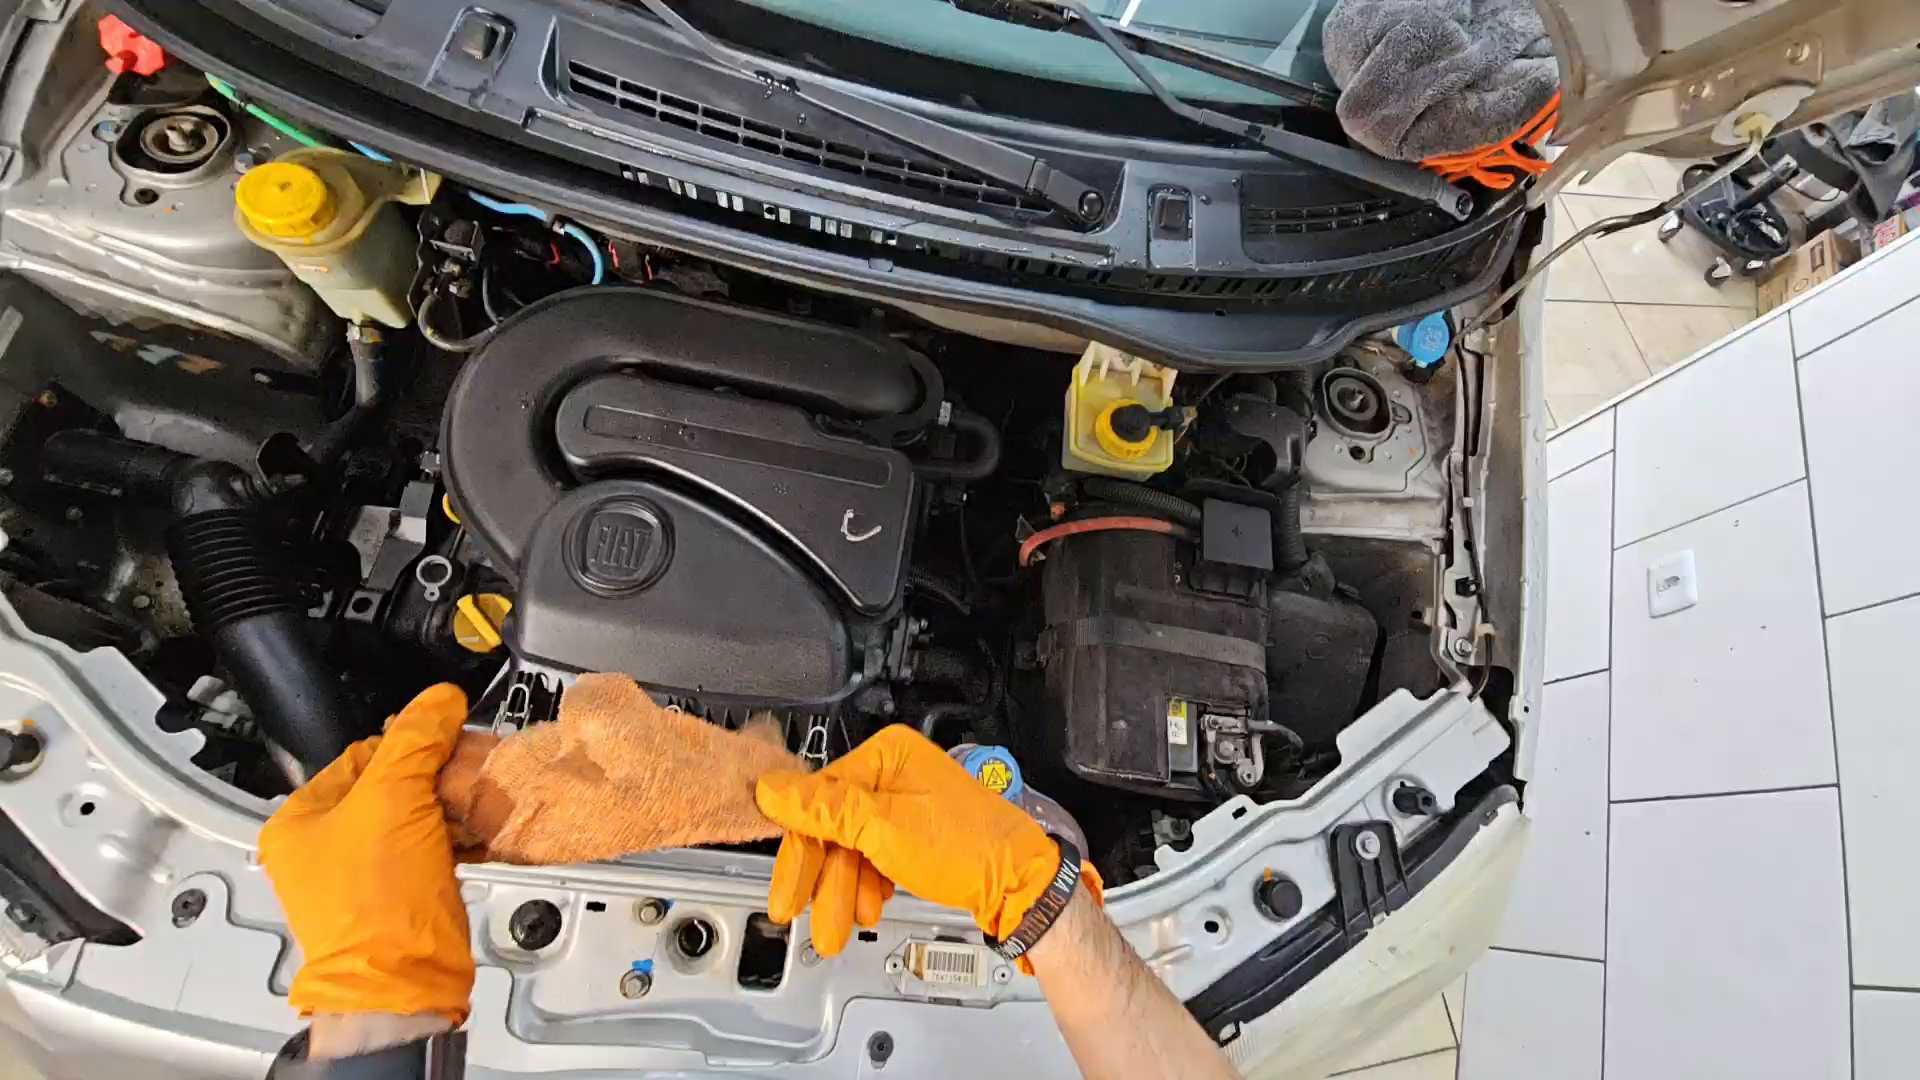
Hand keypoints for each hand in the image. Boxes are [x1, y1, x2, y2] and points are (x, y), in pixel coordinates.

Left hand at [260, 684, 474, 1025]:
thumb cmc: (374, 901)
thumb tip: (441, 698)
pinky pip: (443, 834)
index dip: (414, 742)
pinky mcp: (411, 878)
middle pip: (402, 776)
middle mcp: (331, 839)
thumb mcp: (391, 799)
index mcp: (302, 818)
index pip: (367, 750)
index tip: (450, 740)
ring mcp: (372, 861)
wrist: (404, 973)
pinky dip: (466, 826)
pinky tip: (480, 826)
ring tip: (477, 802)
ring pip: (428, 805)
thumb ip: (417, 740)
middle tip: (467, 772)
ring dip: (460, 799)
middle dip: (443, 772)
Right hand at [756, 725, 1060, 940]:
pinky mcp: (913, 830)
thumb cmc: (965, 846)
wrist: (1017, 884)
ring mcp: (904, 802)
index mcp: (886, 754)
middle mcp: (893, 771)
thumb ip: (825, 810)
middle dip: (822, 875)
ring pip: (852, 847)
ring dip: (843, 888)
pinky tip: (870, 906)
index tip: (785, 886)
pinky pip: (874, 856)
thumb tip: (773, 788)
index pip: (820, 796)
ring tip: (840, 926)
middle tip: (801, 912)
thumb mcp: (884, 828)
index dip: (800, 845)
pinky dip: (867, 884)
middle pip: (834, 824)